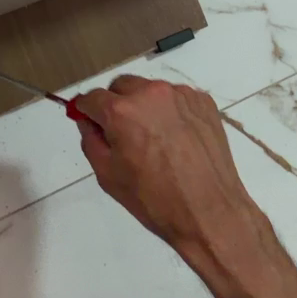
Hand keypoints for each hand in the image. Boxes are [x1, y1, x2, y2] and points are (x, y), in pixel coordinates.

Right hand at [72, 76, 261, 257]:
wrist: (209, 211)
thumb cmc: (154, 199)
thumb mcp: (108, 176)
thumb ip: (91, 141)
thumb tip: (88, 122)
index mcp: (122, 111)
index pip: (92, 97)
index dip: (87, 110)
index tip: (89, 121)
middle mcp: (151, 93)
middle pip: (122, 86)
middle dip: (116, 104)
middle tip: (123, 133)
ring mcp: (181, 94)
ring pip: (151, 90)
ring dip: (145, 106)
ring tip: (156, 139)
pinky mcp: (204, 101)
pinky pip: (177, 98)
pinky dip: (171, 111)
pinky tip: (178, 138)